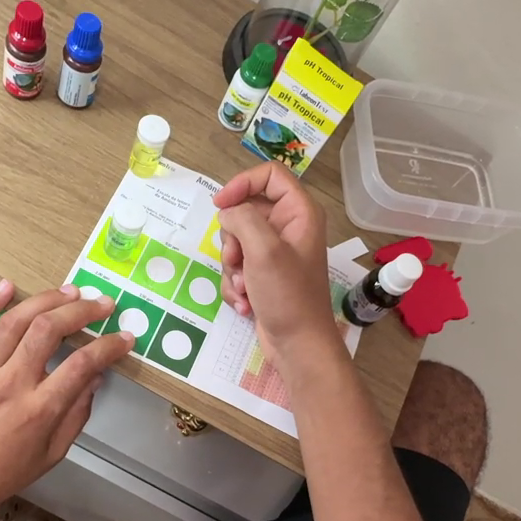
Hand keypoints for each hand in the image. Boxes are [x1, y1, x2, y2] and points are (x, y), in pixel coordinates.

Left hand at [0, 281, 132, 520]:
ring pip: (16, 321)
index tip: (125, 338)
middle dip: (81, 310)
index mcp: (40, 409)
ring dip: (46, 300)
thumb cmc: (3, 473)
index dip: (109, 346)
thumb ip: (77, 414)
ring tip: (69, 291)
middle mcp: (12, 383)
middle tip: (102, 304)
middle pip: (49, 329)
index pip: (83, 364)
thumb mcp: (53, 453)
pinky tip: (7, 286)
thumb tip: (95, 379)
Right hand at [213, 163, 342, 367]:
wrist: (298, 345)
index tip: (220, 206)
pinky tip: (246, 304)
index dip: (241, 184)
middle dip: (233, 240)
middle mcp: (289, 228)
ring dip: (233, 268)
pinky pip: (238, 268)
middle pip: (245, 211)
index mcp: (299, 213)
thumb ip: (242, 218)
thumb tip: (227, 214)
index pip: (269, 175)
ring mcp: (275, 254)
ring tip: (246, 288)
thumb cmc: (288, 295)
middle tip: (238, 261)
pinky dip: (236, 285)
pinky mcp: (264, 276)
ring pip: (236, 243)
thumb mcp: (263, 249)